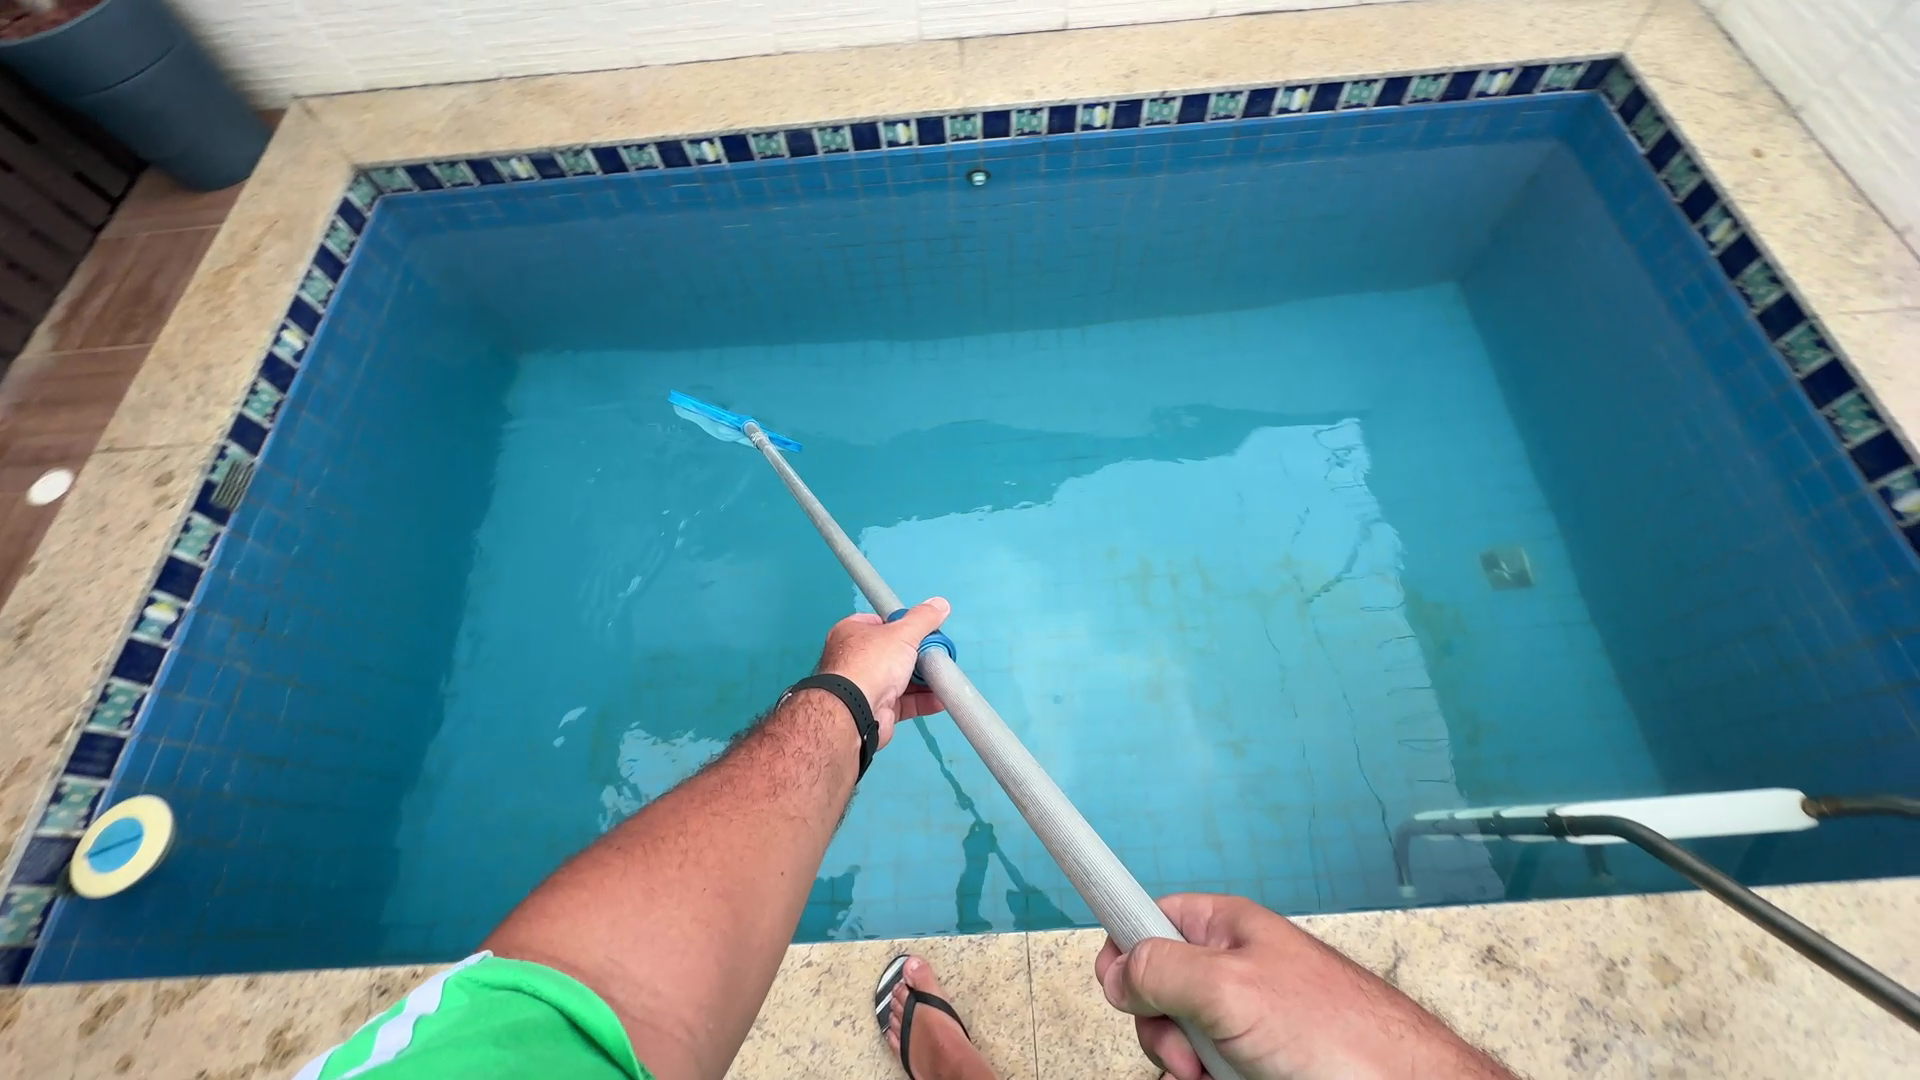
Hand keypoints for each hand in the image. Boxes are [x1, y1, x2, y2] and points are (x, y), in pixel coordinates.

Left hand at [815, 597, 949, 749]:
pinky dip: (921, 701)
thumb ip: (923, 619)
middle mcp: (854, 659)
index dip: (902, 625)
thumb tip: (940, 604)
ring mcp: (864, 686)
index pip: (880, 622)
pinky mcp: (876, 709)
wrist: (856, 711)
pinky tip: (939, 699)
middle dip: (917, 655)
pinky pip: (903, 702)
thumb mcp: (903, 633)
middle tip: (936, 654)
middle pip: (893, 652)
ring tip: (942, 675)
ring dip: (922, 680)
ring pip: (899, 679)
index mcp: (852, 632)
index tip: (922, 630)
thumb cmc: (871, 664)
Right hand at [1095, 894, 1513, 1079]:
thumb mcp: (1229, 988)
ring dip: (1191, 1068)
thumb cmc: (1338, 1035)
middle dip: (1163, 1031)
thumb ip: (1159, 969)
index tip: (1115, 985)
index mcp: (1223, 927)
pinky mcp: (1258, 1065)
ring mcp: (1246, 1021)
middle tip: (1193, 1054)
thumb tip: (1116, 970)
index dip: (1123, 946)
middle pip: (1155, 991)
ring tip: (1231, 1079)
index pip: (1146, 917)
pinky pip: (1209, 1073)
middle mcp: (1231, 970)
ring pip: (1181, 1043)